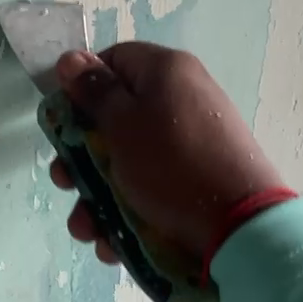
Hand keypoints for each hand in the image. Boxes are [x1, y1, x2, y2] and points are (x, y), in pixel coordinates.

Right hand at [48, 43, 283, 262]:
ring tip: (87, 230)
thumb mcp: (121, 124)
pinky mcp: (193, 181)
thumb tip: (70, 58)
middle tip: (65, 182)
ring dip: (96, 198)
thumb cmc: (170, 164)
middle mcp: (179, 101)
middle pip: (113, 119)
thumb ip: (93, 91)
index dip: (82, 89)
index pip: (113, 62)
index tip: (63, 121)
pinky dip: (125, 215)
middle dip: (80, 158)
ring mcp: (188, 144)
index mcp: (165, 73)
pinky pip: (148, 189)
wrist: (239, 226)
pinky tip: (112, 242)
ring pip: (125, 163)